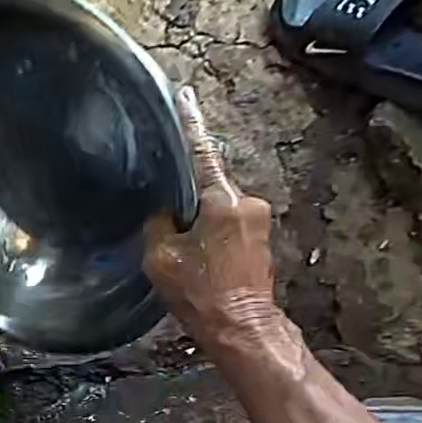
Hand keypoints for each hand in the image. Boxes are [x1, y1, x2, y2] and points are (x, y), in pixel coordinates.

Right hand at [143, 86, 284, 349]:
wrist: (239, 326)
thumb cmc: (199, 292)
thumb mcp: (160, 257)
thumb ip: (160, 224)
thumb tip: (164, 214)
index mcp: (222, 201)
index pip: (200, 155)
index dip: (189, 126)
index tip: (184, 96)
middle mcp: (249, 201)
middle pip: (206, 188)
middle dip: (185, 204)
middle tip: (168, 236)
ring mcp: (260, 219)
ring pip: (216, 208)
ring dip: (197, 224)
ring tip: (183, 258)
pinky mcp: (261, 237)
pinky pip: (227, 223)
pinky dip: (209, 236)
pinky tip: (197, 262)